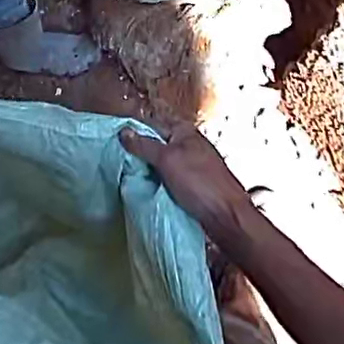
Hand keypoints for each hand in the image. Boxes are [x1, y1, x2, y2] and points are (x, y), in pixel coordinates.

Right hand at [121, 121, 252, 242]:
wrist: (229, 219)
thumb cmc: (199, 184)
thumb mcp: (167, 160)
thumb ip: (144, 145)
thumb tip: (123, 131)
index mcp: (184, 131)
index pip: (151, 123)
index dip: (133, 130)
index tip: (115, 139)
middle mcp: (189, 144)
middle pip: (156, 142)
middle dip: (139, 150)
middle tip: (119, 158)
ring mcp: (192, 164)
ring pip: (161, 161)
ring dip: (148, 167)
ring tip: (130, 173)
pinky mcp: (194, 183)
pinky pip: (169, 176)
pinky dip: (158, 180)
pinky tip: (148, 186)